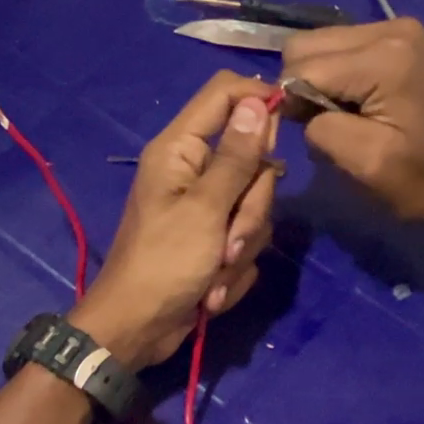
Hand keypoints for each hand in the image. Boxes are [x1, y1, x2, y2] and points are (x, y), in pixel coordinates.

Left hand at [70, 71, 278, 370]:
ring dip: (240, 250)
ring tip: (213, 274)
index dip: (259, 102)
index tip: (285, 131)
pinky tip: (210, 291)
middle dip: (250, 211)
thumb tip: (259, 100)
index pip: (225, 94)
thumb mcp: (205, 209)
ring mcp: (206, 212)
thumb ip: (237, 157)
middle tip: (227, 242)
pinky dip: (232, 272)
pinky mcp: (214, 245)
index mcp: (181, 150)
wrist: (139, 329)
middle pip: (254, 162)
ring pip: (254, 210)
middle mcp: (195, 173)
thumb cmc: (163, 265)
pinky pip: (245, 244)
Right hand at [283, 19, 423, 243]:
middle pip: (306, 45)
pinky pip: (343, 49)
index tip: (313, 134)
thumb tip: (293, 103)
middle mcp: (389, 28)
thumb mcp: (364, 162)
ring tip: (343, 117)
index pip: (301, 65)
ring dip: (319, 82)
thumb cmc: (419, 180)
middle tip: (325, 124)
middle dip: (303, 86)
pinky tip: (356, 104)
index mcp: (382, 57)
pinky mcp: (400, 40)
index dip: (292, 102)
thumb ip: (320, 127)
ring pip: (320, 45)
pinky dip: (337, 77)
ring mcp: (397, 29)